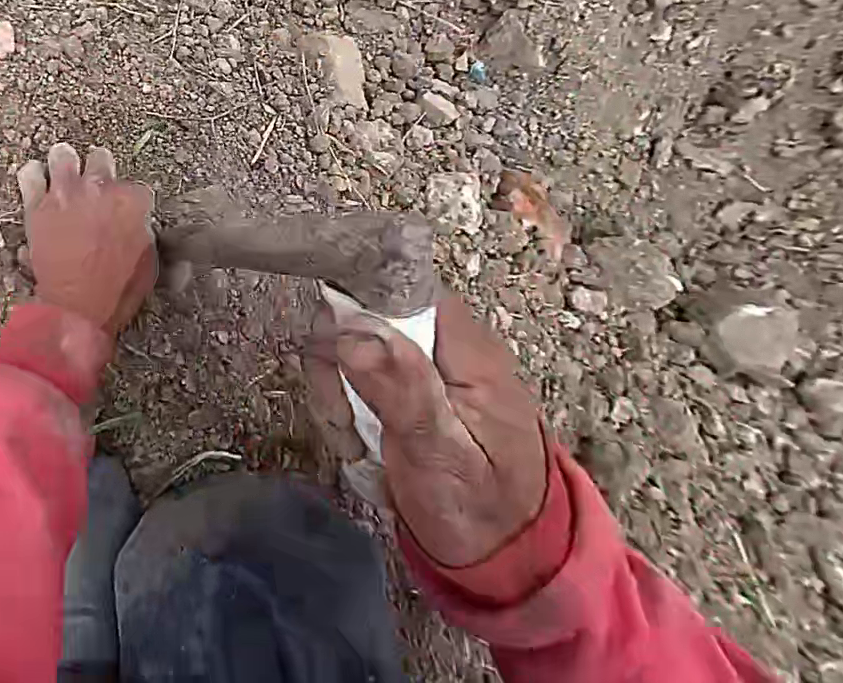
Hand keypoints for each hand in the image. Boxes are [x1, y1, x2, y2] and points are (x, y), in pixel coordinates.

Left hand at [16, 143, 155, 333]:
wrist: (77, 307)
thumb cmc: (117, 290)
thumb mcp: (149, 263)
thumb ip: (149, 236)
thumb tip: (147, 227)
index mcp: (133, 201)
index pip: (135, 187)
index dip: (128, 198)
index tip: (123, 208)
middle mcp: (102, 189)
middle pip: (101, 159)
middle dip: (99, 168)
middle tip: (95, 180)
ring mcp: (67, 194)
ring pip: (63, 157)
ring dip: (64, 161)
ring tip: (63, 164)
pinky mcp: (38, 207)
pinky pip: (31, 176)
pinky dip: (33, 175)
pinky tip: (36, 175)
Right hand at [331, 295, 548, 567]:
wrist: (506, 555)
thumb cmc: (478, 511)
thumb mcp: (442, 458)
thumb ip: (406, 393)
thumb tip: (356, 334)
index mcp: (468, 350)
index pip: (404, 288)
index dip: (359, 309)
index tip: (336, 358)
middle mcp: (451, 343)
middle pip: (373, 316)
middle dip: (341, 364)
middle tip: (343, 422)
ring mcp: (432, 362)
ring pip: (360, 344)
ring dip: (340, 389)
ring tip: (351, 439)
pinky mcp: (417, 382)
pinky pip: (365, 370)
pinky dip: (349, 402)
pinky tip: (358, 438)